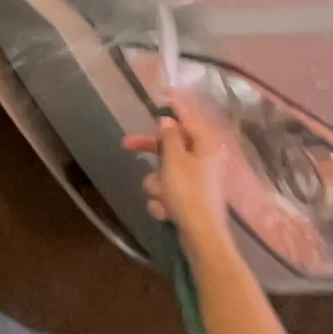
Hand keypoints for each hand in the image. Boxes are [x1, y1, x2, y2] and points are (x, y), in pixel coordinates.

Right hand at [122, 91, 231, 248]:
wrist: (200, 238)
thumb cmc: (188, 193)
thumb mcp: (175, 159)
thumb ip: (169, 136)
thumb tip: (168, 119)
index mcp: (205, 146)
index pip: (188, 119)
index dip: (174, 108)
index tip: (163, 94)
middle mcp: (203, 161)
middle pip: (172, 146)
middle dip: (151, 151)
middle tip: (127, 144)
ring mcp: (196, 183)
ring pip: (165, 173)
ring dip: (157, 185)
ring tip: (161, 197)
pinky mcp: (189, 202)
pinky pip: (167, 194)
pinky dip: (163, 202)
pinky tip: (165, 213)